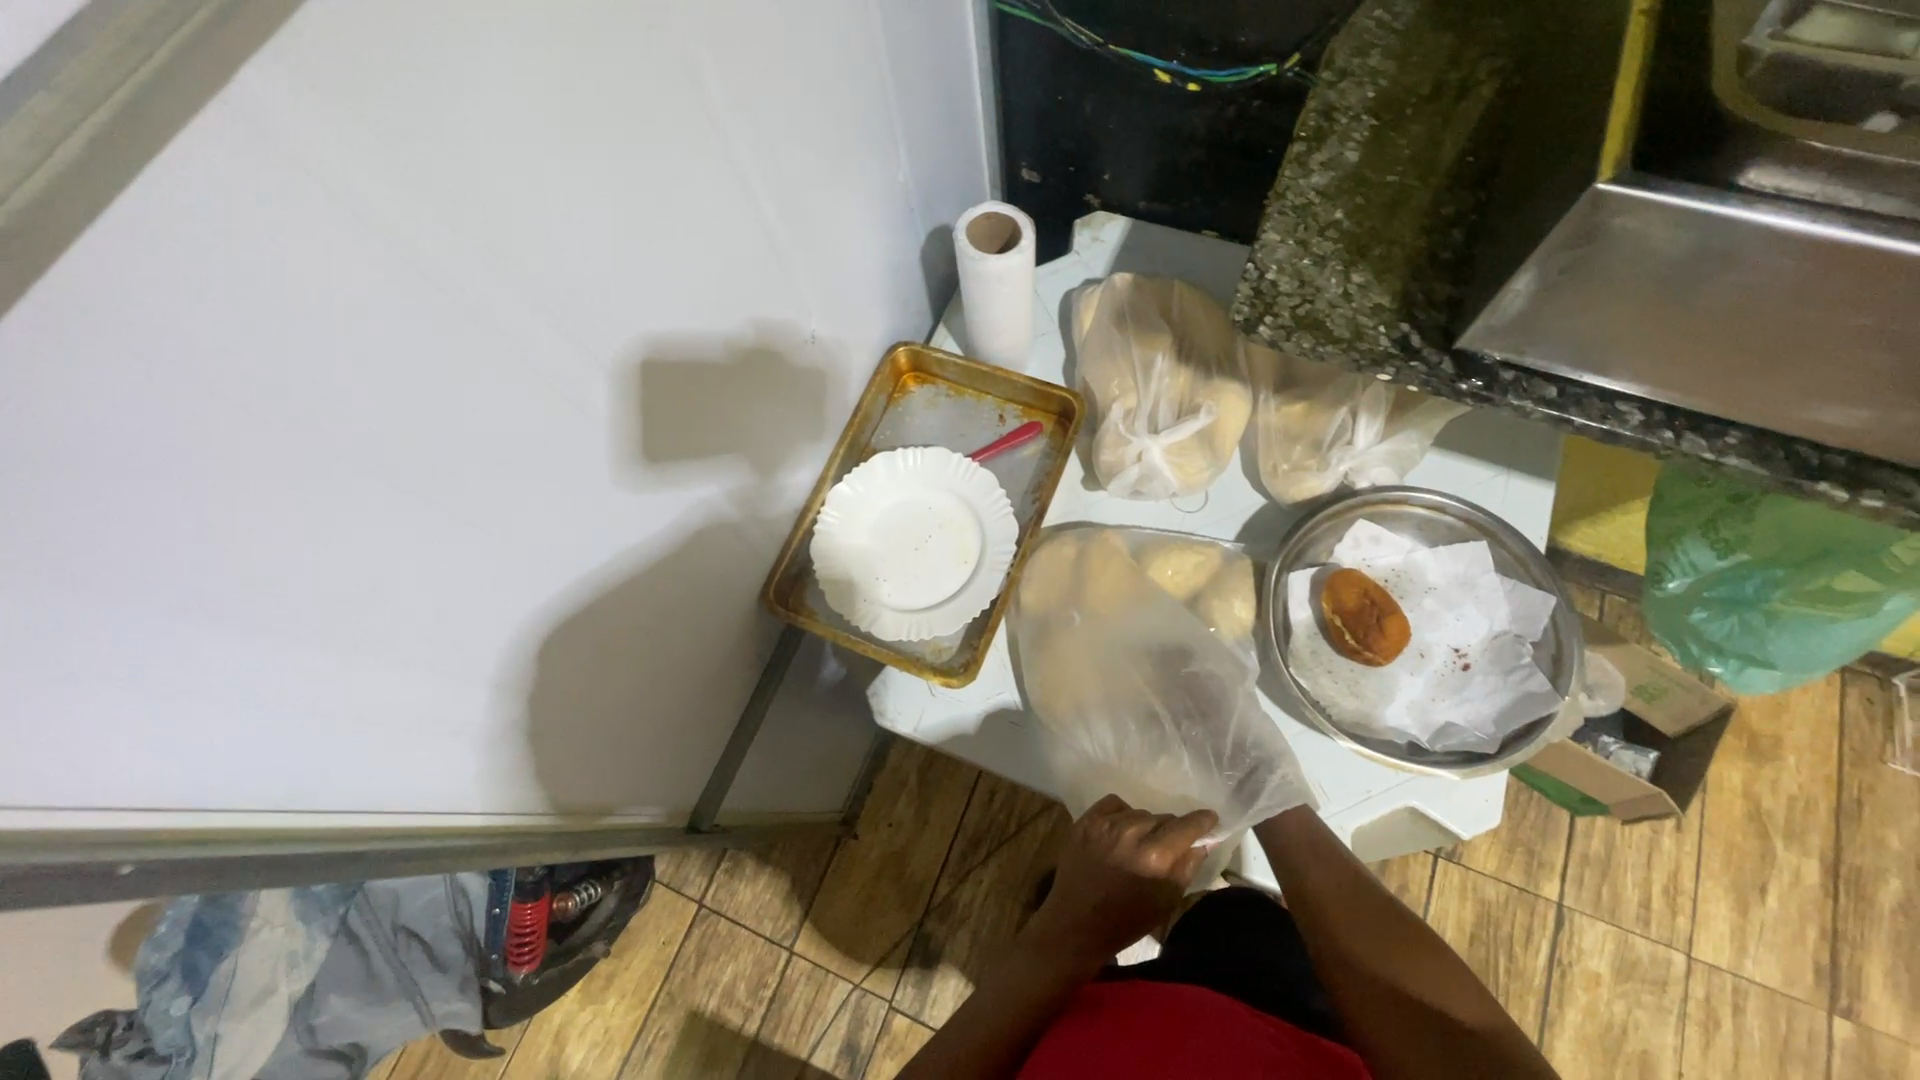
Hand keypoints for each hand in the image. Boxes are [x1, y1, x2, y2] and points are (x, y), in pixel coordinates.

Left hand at [1023, 794, 1218, 968]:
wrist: (1075, 924)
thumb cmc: (1126, 920)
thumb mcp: (1166, 901)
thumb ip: (1187, 866)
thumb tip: (1202, 842)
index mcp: (1155, 857)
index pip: (1186, 826)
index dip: (1202, 821)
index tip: (1210, 818)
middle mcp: (1131, 833)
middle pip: (1162, 818)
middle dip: (1169, 831)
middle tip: (1165, 847)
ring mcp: (1104, 825)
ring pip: (1139, 812)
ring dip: (1144, 825)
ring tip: (1138, 845)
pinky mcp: (1084, 821)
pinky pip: (1113, 804)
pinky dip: (1121, 814)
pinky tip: (1119, 830)